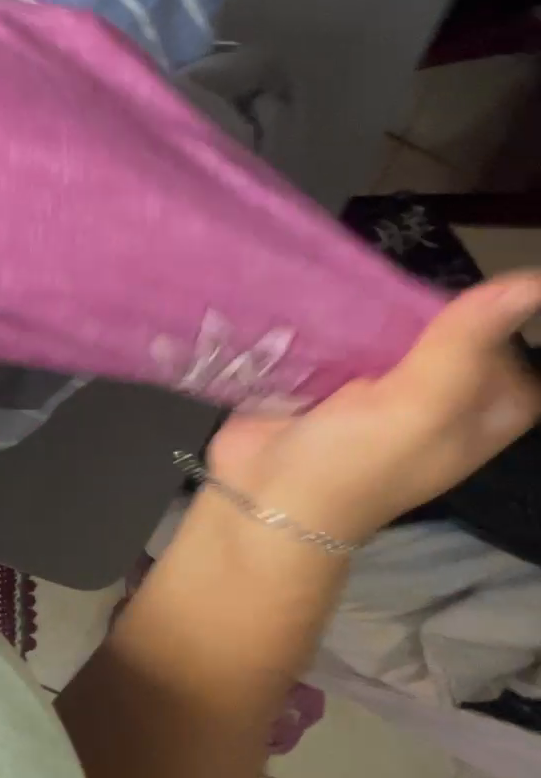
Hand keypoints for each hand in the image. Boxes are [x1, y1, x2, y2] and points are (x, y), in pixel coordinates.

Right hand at [208, 271, 540, 543]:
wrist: (263, 497)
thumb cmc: (353, 462)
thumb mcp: (418, 406)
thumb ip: (464, 344)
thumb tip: (532, 281)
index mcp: (483, 406)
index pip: (499, 339)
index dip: (474, 313)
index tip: (428, 300)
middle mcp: (434, 395)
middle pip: (434, 330)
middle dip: (402, 308)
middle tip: (368, 294)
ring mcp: (371, 390)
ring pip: (376, 333)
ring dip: (351, 313)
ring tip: (327, 295)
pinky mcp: (317, 385)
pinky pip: (325, 342)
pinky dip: (312, 327)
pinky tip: (296, 312)